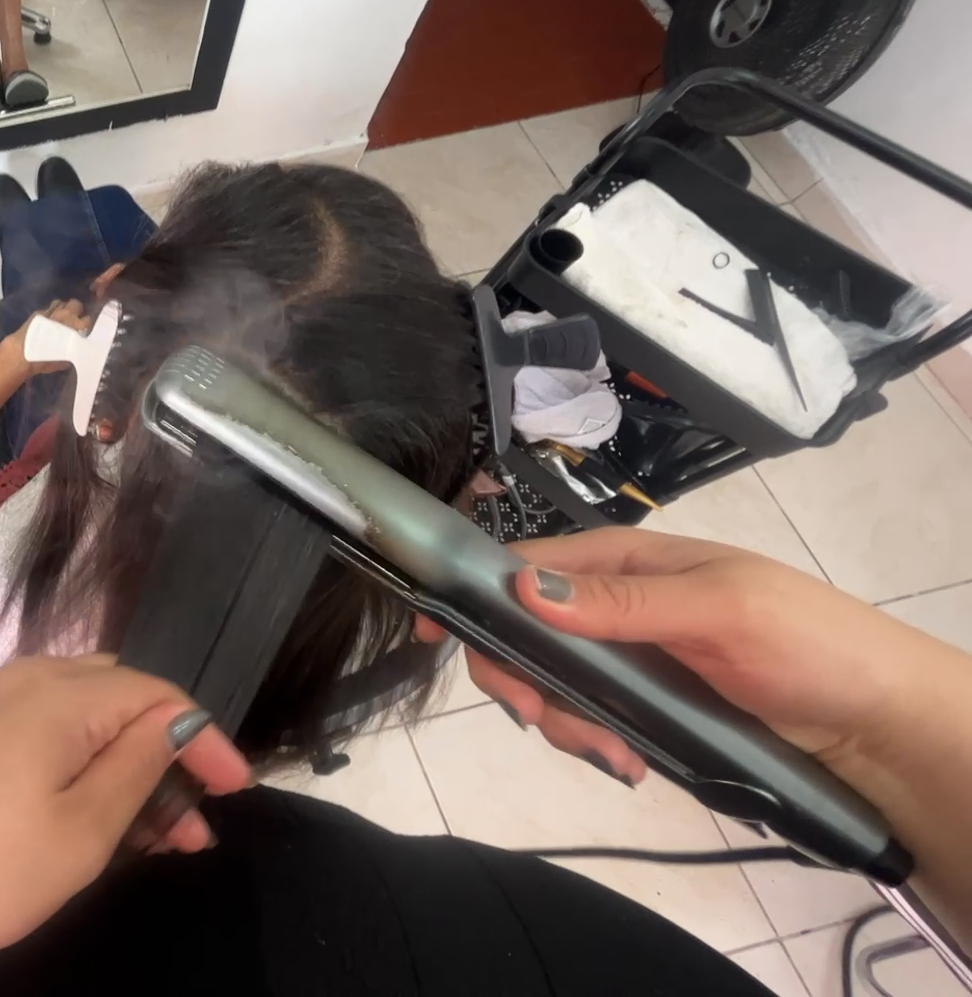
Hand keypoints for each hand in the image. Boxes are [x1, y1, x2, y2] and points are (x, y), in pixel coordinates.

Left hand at [0, 655, 253, 996]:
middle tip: (194, 824)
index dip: (204, 739)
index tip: (239, 792)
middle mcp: (26, 680)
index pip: (157, 694)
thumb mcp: (81, 829)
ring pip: (85, 721)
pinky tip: (97, 818)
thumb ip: (139, 764)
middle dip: (166, 755)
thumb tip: (178, 721)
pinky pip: (47, 734)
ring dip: (126, 769)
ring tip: (157, 838)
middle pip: (121, 700)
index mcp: (59, 692)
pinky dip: (83, 769)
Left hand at [1, 299, 90, 375]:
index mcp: (77, 327)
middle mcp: (67, 315)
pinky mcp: (39, 312)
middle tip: (73, 319)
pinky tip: (47, 319)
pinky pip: (49, 307)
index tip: (84, 329)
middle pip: (76, 304)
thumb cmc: (48, 360)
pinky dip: (50, 312)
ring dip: (62, 308)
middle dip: (76, 310)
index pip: (89, 320)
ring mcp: (52, 311)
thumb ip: (75, 349)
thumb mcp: (67, 360)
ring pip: (62, 302)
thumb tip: (76, 347)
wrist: (25, 354)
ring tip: (60, 317)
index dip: (86, 324)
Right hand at [415, 527, 949, 784]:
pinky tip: (622, 760)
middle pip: (514, 630)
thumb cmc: (813, 647)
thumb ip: (623, 602)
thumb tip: (520, 588)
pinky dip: (585, 739)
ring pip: (540, 679)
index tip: (437, 635)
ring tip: (608, 753)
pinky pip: (577, 714)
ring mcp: (614, 655)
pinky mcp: (631, 701)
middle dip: (515, 676)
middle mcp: (601, 604)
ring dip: (557, 718)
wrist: (887, 731)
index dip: (469, 595)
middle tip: (538, 717)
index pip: (516, 566)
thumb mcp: (724, 610)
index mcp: (615, 563)